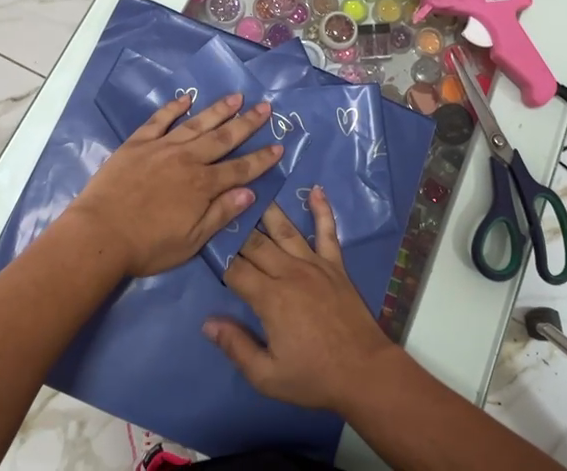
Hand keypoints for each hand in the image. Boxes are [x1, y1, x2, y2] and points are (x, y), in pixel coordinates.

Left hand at [65, 93, 282, 277]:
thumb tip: (249, 193)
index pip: (240, 169)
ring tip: (236, 96)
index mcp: (203, 185)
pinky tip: (185, 99)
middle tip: (266, 107)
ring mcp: (162, 147)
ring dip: (218, 109)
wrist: (100, 235)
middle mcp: (187, 160)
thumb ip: (220, 214)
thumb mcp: (191, 241)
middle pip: (223, 138)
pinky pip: (159, 120)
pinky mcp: (137, 143)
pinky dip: (173, 108)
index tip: (279, 145)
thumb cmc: (147, 246)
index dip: (261, 158)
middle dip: (247, 123)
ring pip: (196, 123)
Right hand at [206, 190, 401, 413]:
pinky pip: (328, 231)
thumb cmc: (313, 377)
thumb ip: (236, 347)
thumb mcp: (267, 376)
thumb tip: (208, 322)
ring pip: (286, 230)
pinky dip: (323, 209)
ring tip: (254, 189)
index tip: (202, 241)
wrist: (364, 371)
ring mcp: (315, 265)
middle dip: (236, 227)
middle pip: (256, 243)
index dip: (218, 256)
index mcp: (270, 298)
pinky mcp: (336, 265)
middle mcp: (289, 272)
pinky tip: (317, 190)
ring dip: (268, 210)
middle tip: (220, 207)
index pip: (235, 269)